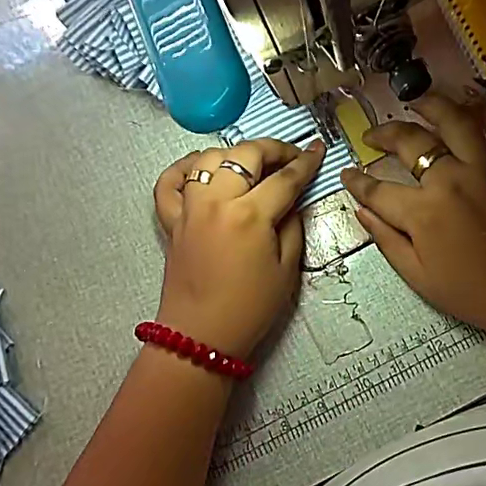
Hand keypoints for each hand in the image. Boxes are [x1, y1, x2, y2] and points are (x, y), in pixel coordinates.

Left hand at [152, 138, 326, 358]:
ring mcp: (189, 208)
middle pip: (245, 154)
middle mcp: (216, 202)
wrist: (202, 337)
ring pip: (208, 159)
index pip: (285, 178)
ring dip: (234, 154)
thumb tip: (292, 202)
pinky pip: (168, 182)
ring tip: (251, 164)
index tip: (317, 149)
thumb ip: (292, 226)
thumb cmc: (250, 308)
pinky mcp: (171, 220)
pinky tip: (200, 167)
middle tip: (290, 156)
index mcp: (249, 216)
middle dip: (273, 148)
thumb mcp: (287, 269)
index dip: (306, 162)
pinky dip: (183, 168)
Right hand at [340, 94, 485, 343]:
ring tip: (416, 102)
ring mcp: (483, 169)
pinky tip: (474, 104)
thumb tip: (362, 212)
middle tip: (372, 136)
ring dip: (432, 105)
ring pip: (455, 121)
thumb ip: (387, 240)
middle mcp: (451, 179)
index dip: (357, 182)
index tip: (347, 175)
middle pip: (410, 141)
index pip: (378, 190)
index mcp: (424, 211)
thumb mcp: (420, 277)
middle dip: (383, 134)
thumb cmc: (475, 292)